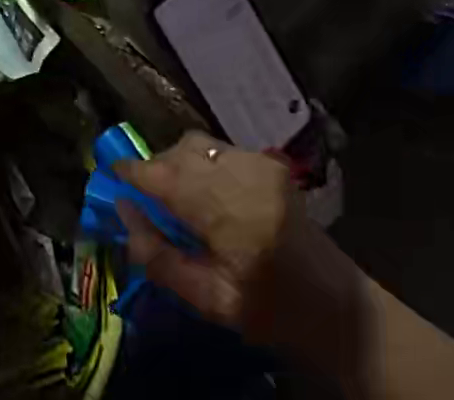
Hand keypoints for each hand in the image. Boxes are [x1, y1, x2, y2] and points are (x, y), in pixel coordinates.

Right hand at [118, 132, 358, 348]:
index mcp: (226, 213)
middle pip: (176, 152)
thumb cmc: (271, 311)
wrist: (341, 308)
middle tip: (145, 198)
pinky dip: (200, 161)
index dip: (130, 172)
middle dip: (154, 169)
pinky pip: (217, 148)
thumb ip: (159, 257)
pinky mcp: (268, 162)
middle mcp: (241, 176)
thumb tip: (124, 213)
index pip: (161, 175)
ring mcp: (258, 164)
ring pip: (195, 143)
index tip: (112, 178)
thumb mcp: (208, 301)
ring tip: (176, 195)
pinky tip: (206, 191)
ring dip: (176, 162)